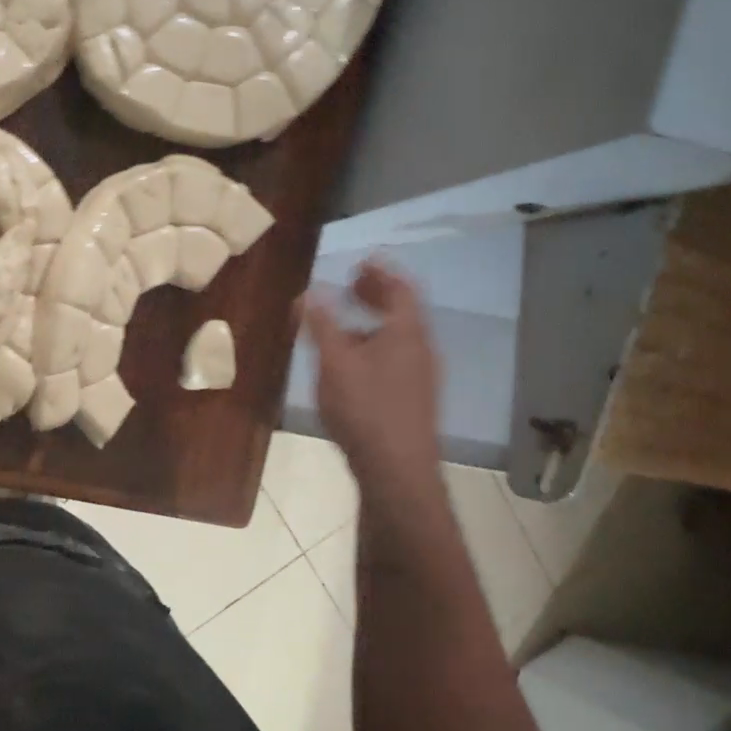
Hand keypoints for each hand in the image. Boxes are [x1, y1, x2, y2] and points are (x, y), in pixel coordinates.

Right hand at [305, 260, 441, 494]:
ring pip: (399, 337)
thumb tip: (310, 291)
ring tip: (344, 326)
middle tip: (351, 286)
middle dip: (377, 295)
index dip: (380, 272)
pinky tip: (352, 366)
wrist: (396, 467)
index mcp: (406, 331)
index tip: (360, 263)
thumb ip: (322, 325)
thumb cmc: (365, 409)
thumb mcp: (334, 363)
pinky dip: (375, 346)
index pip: (401, 288)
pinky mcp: (412, 399)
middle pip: (402, 311)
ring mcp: (420, 375)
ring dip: (373, 323)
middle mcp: (421, 347)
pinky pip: (396, 358)